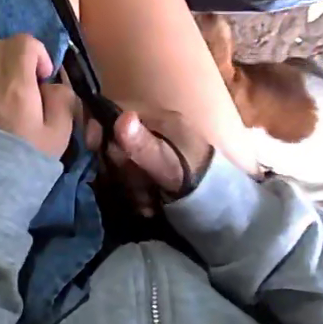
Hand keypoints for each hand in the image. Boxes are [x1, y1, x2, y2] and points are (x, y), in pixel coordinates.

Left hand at [0, 35, 78, 157]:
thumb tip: (51, 85)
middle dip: (16, 59)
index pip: (23, 42)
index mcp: (14, 84)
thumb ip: (61, 100)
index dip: (37, 52)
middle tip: (25, 88)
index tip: (42, 76)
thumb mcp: (58, 135)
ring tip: (3, 112)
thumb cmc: (24, 163)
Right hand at [87, 107, 214, 213]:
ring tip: (146, 203)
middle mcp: (157, 129)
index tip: (97, 153)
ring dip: (129, 186)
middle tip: (136, 190)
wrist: (225, 210)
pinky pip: (135, 175)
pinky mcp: (160, 168)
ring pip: (124, 163)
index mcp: (160, 119)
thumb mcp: (167, 166)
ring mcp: (158, 148)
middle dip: (121, 170)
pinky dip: (137, 192)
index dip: (101, 132)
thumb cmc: (196, 181)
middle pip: (117, 142)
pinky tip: (148, 206)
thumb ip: (143, 145)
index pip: (115, 113)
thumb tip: (121, 118)